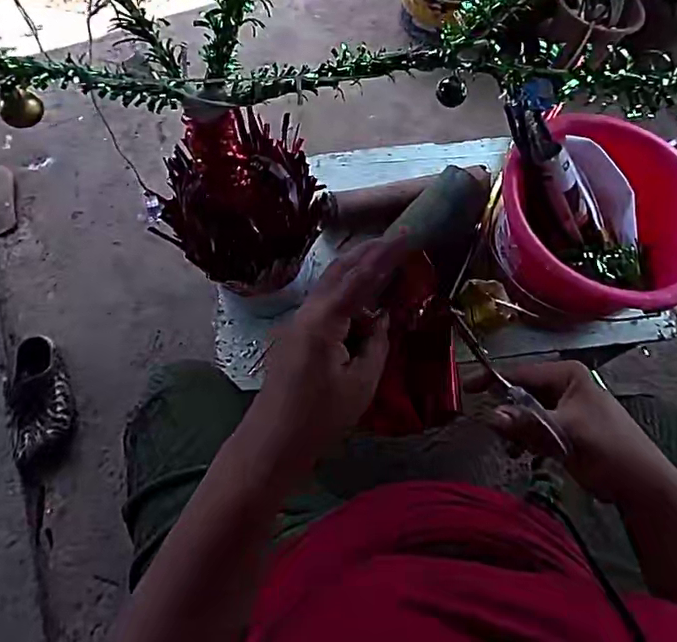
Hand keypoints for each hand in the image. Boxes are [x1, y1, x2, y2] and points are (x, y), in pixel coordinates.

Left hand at [245, 236, 406, 470]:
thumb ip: (377, 344)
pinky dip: (347, 292)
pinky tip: (363, 301)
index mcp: (323, 320)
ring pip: (330, 283)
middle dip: (368, 251)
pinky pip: (325, 301)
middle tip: (396, 238)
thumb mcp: (361, 384)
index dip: (385, 254)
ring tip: (384, 260)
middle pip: (340, 269)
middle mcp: (307, 311)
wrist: (270, 443)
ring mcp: (297, 320)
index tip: (406, 234)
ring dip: (356, 269)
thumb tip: (382, 318)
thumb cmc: (318, 419)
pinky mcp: (296, 333)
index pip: (360, 277)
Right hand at [476, 360, 672, 504]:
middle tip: (494, 429)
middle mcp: (564, 385)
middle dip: (508, 411)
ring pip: (528, 413)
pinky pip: (537, 429)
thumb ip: (529, 423)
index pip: (522, 372)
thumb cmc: (610, 449)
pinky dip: (528, 440)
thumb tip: (492, 416)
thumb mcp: (567, 434)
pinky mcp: (566, 430)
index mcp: (567, 374)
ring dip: (518, 429)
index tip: (468, 389)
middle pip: (523, 393)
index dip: (493, 380)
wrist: (644, 486)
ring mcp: (566, 408)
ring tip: (514, 447)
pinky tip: (524, 453)